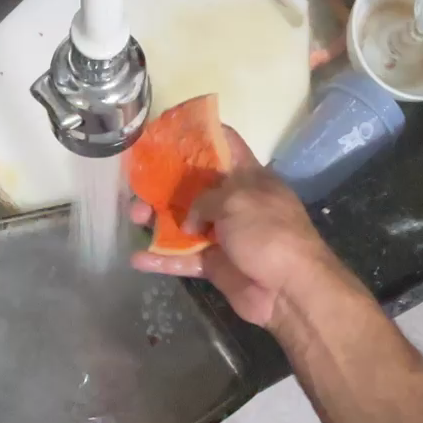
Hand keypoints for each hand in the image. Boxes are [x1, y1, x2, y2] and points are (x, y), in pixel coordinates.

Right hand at [130, 126, 342, 326]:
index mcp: (249, 177)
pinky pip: (183, 259)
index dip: (198, 136)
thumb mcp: (237, 200)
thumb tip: (189, 220)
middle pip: (193, 187)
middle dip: (164, 185)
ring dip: (156, 220)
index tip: (168, 133)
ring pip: (182, 224)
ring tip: (133, 218)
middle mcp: (234, 202)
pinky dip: (162, 259)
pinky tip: (137, 259)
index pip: (224, 146)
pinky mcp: (214, 264)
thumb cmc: (269, 233)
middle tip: (139, 185)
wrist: (289, 289)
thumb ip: (204, 199)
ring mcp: (223, 235)